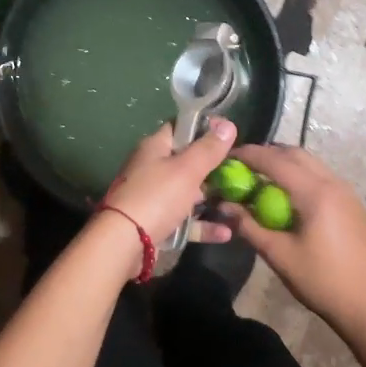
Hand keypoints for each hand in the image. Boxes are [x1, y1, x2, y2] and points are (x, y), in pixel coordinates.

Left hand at [101, 119, 238, 247]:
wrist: (124, 242)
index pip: (180, 128)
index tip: (229, 134)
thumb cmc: (156, 197)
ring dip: (210, 198)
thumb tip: (228, 123)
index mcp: (154, 148)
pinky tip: (227, 232)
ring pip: (187, 193)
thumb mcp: (187, 169)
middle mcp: (152, 169)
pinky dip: (203, 226)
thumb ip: (208, 149)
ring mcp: (153, 197)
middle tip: (240, 171)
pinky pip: (184, 220)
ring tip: (238, 201)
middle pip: (186, 162)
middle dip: (212, 167)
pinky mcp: (157, 223)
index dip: (204, 128)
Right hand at [221, 145, 365, 324]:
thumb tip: (223, 206)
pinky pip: (321, 178)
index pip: (276, 161)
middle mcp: (334, 184)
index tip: (226, 158)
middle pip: (296, 154)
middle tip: (242, 167)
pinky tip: (287, 198)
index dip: (249, 155)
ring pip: (311, 164)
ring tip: (261, 180)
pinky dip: (300, 177)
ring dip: (284, 164)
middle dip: (267, 155)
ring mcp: (347, 193)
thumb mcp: (278, 255)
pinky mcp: (352, 205)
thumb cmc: (322, 281)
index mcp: (316, 193)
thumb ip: (248, 226)